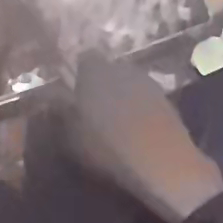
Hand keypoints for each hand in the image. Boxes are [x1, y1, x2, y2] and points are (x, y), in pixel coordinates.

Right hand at [67, 54, 222, 222]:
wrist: (164, 164)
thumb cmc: (109, 150)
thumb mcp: (73, 139)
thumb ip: (61, 115)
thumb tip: (54, 100)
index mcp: (96, 72)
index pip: (84, 59)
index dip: (79, 75)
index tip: (74, 95)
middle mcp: (124, 69)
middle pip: (109, 70)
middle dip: (101, 85)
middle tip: (93, 111)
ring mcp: (150, 83)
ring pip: (129, 84)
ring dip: (122, 98)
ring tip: (116, 124)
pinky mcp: (168, 101)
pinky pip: (146, 100)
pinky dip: (140, 110)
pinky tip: (137, 131)